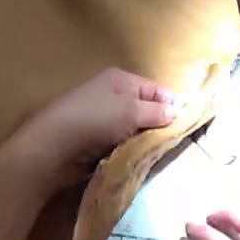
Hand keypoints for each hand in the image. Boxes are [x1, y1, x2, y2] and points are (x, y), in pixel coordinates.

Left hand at [3, 69, 177, 189]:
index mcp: (121, 80)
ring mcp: (102, 116)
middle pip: (145, 108)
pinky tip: (133, 159)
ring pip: (133, 128)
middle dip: (158, 124)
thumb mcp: (130, 111)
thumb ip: (156, 112)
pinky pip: (120, 142)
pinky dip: (127, 149)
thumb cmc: (94, 121)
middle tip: (169, 142)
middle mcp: (112, 94)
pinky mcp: (94, 138)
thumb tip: (176, 110)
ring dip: (142, 140)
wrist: (53, 146)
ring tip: (151, 153)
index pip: (157, 89)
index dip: (172, 105)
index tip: (185, 124)